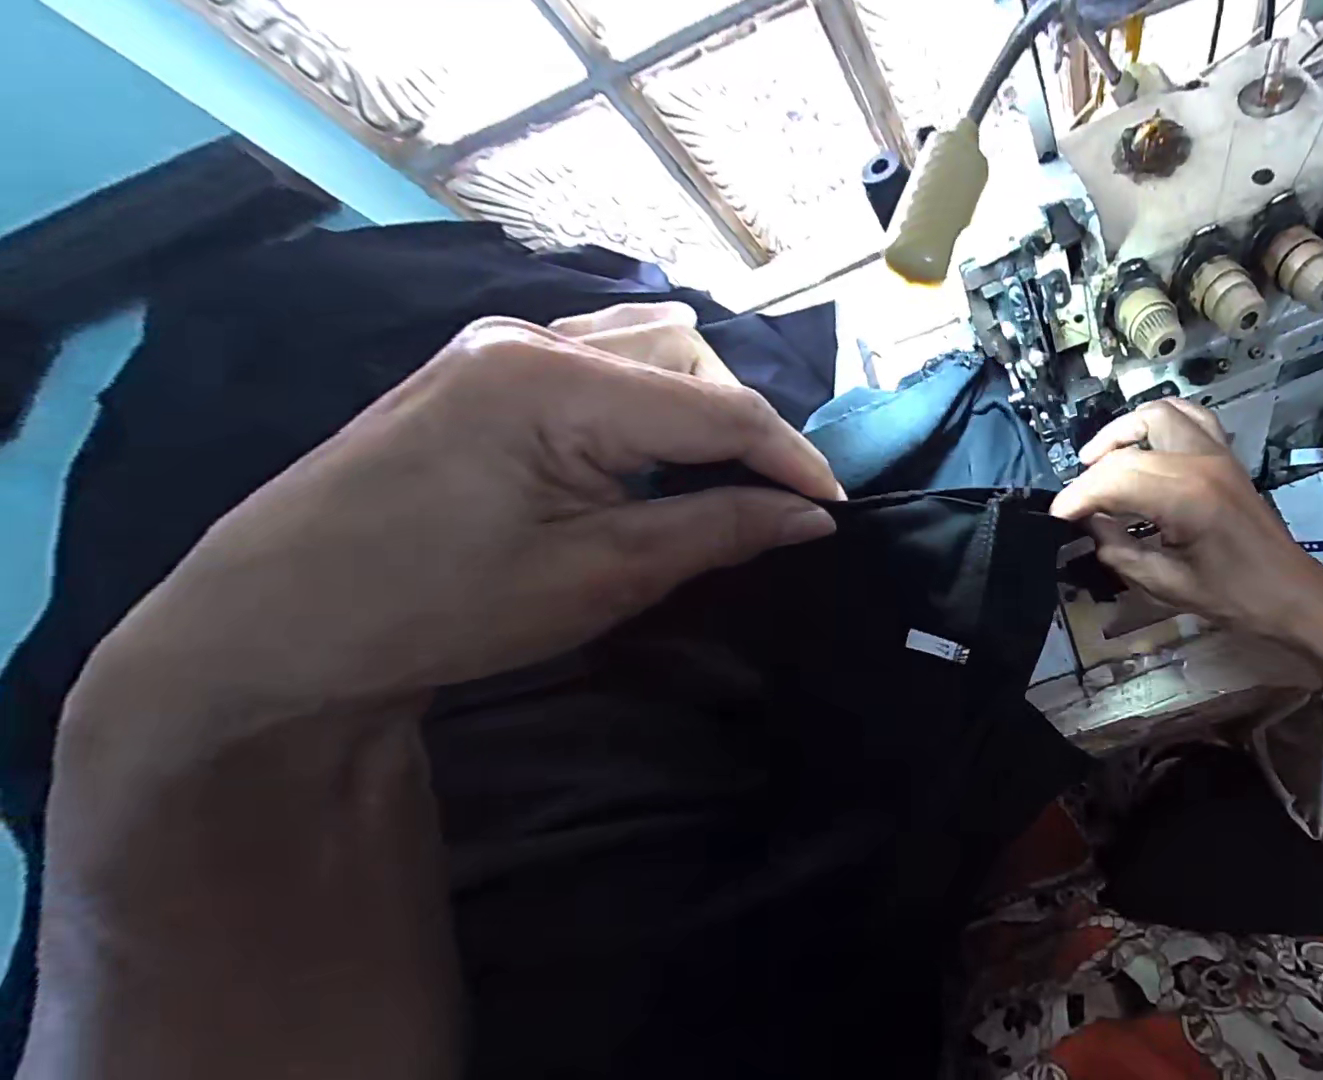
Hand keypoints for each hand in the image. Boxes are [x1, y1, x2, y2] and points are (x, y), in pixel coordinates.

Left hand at [84, 307, 842, 715]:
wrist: (275, 626)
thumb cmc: (438, 611)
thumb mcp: (602, 577)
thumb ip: (719, 530)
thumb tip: (813, 517)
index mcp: (552, 384)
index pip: (718, 409)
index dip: (793, 460)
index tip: (838, 509)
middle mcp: (531, 338)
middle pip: (692, 363)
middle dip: (750, 433)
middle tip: (776, 503)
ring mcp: (505, 344)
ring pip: (656, 349)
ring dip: (708, 407)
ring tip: (728, 473)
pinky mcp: (493, 367)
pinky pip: (609, 356)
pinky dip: (660, 395)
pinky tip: (664, 436)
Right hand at [1049, 399, 1322, 656]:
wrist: (1291, 593)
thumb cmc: (1232, 598)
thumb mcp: (1163, 584)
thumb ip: (1117, 549)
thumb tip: (1089, 524)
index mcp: (1187, 497)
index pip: (1113, 479)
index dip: (1076, 497)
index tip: (1056, 518)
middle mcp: (1200, 462)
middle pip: (1127, 448)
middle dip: (1092, 473)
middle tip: (1078, 503)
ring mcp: (1216, 451)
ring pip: (1156, 414)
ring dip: (1121, 433)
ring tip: (1100, 461)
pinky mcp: (1225, 454)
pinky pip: (1187, 416)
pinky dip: (1156, 422)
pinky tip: (1143, 446)